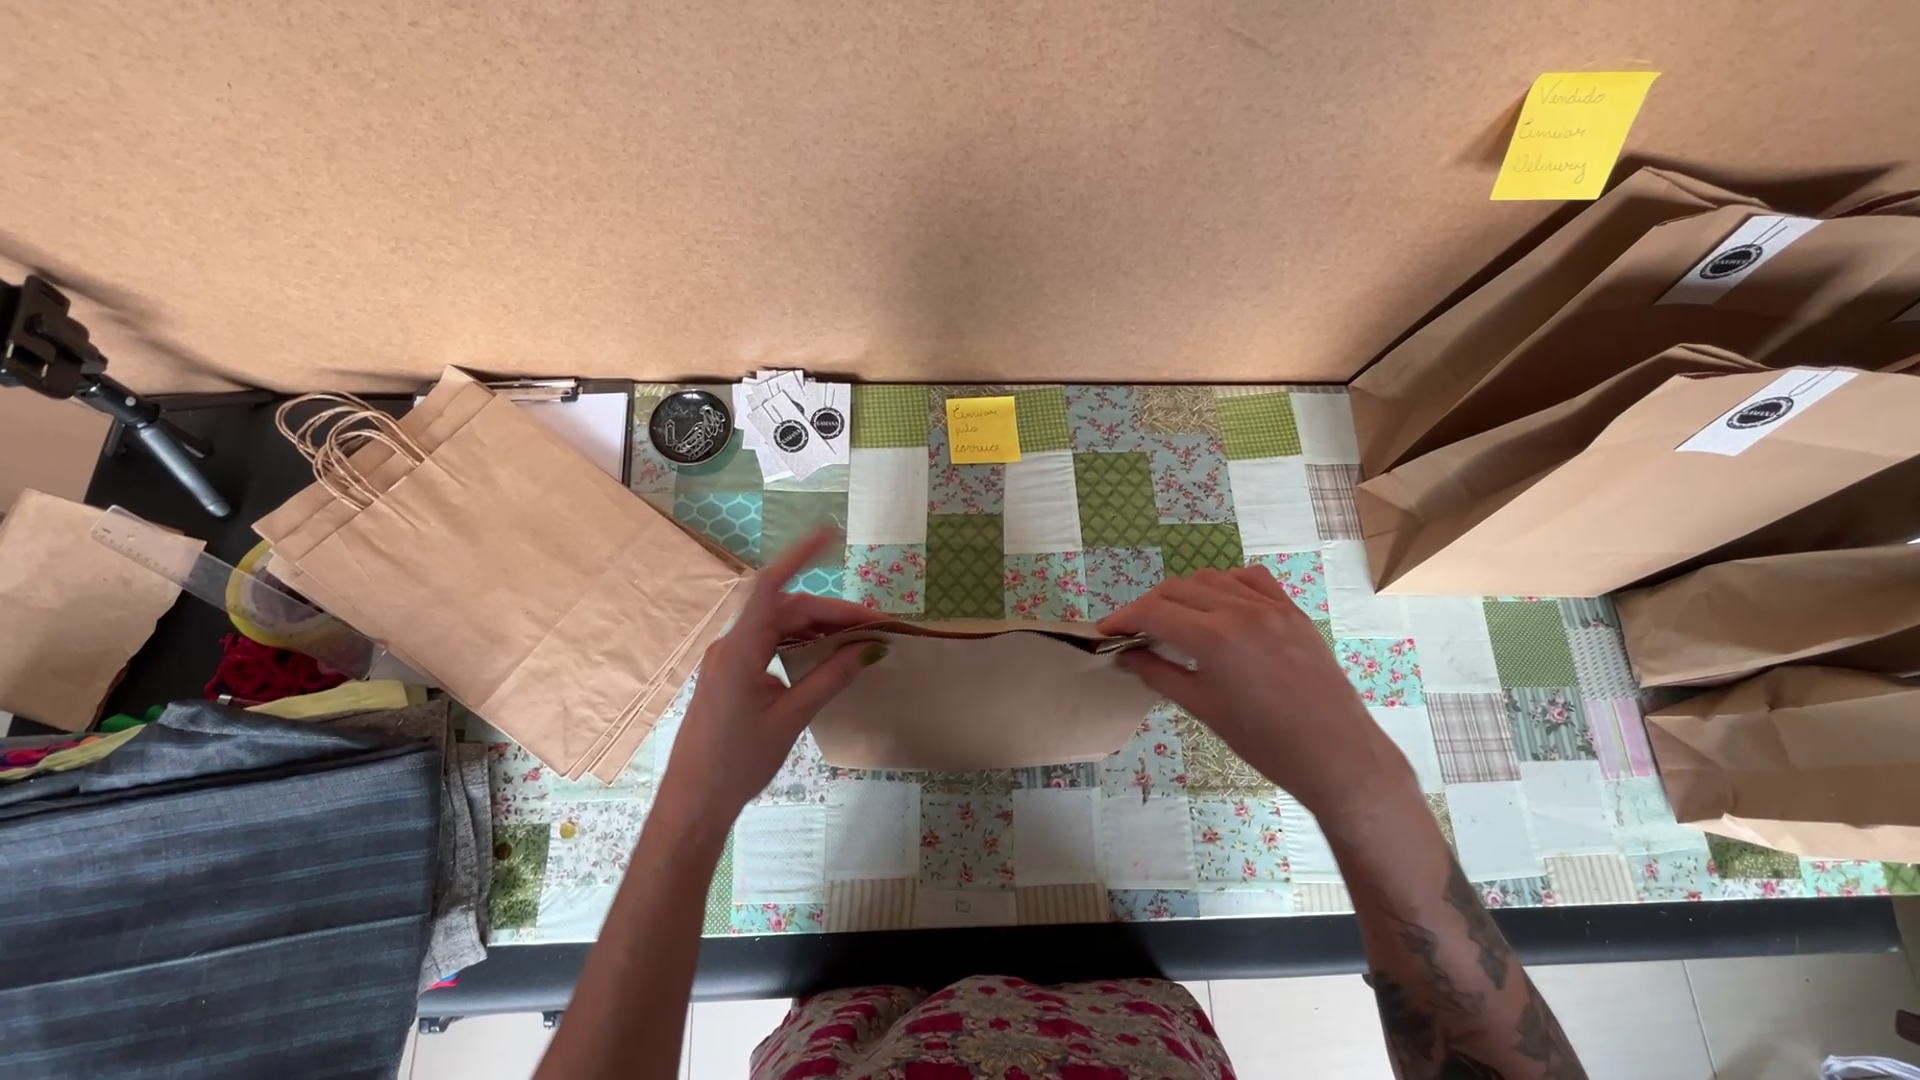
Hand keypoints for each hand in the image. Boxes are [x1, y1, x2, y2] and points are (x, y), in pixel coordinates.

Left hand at [656, 528, 883, 822]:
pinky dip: (802, 643)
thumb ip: (830, 679)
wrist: (693, 802)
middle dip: (832, 612)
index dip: (800, 557)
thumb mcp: (791, 719)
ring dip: (819, 628)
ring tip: (860, 636)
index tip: (828, 534)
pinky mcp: (732, 675)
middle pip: (787, 611)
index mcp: (740, 650)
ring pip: (780, 628)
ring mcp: (730, 660)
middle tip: (876, 624)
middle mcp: (732, 645)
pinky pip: (771, 645)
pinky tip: (827, 652)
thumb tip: (869, 649)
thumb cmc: (737, 762)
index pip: (772, 588)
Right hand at [1098, 567, 1418, 826]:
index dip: (1123, 619)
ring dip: (1183, 594)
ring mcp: (1271, 606)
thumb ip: (1159, 674)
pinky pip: (1250, 579)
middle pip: (1177, 589)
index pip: (1153, 612)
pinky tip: (1219, 606)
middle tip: (1135, 632)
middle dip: (1148, 606)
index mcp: (1215, 638)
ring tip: (1175, 620)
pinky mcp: (1293, 611)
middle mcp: (1241, 611)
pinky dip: (1225, 585)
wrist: (1337, 755)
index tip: (1106, 632)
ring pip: (1211, 578)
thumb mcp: (1203, 708)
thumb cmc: (1265, 742)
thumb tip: (1127, 655)